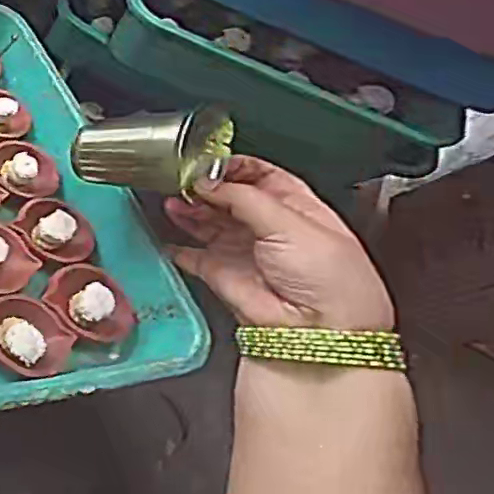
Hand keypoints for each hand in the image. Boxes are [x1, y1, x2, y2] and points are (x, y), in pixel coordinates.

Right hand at [162, 156, 393, 330]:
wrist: (314, 330)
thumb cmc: (329, 280)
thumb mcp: (292, 224)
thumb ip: (245, 198)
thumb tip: (207, 180)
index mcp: (296, 208)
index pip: (260, 176)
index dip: (234, 167)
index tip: (207, 163)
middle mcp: (266, 227)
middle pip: (227, 196)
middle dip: (204, 186)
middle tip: (182, 181)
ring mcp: (240, 249)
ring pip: (205, 220)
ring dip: (187, 209)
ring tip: (173, 200)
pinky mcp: (217, 272)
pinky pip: (187, 253)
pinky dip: (173, 244)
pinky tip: (164, 231)